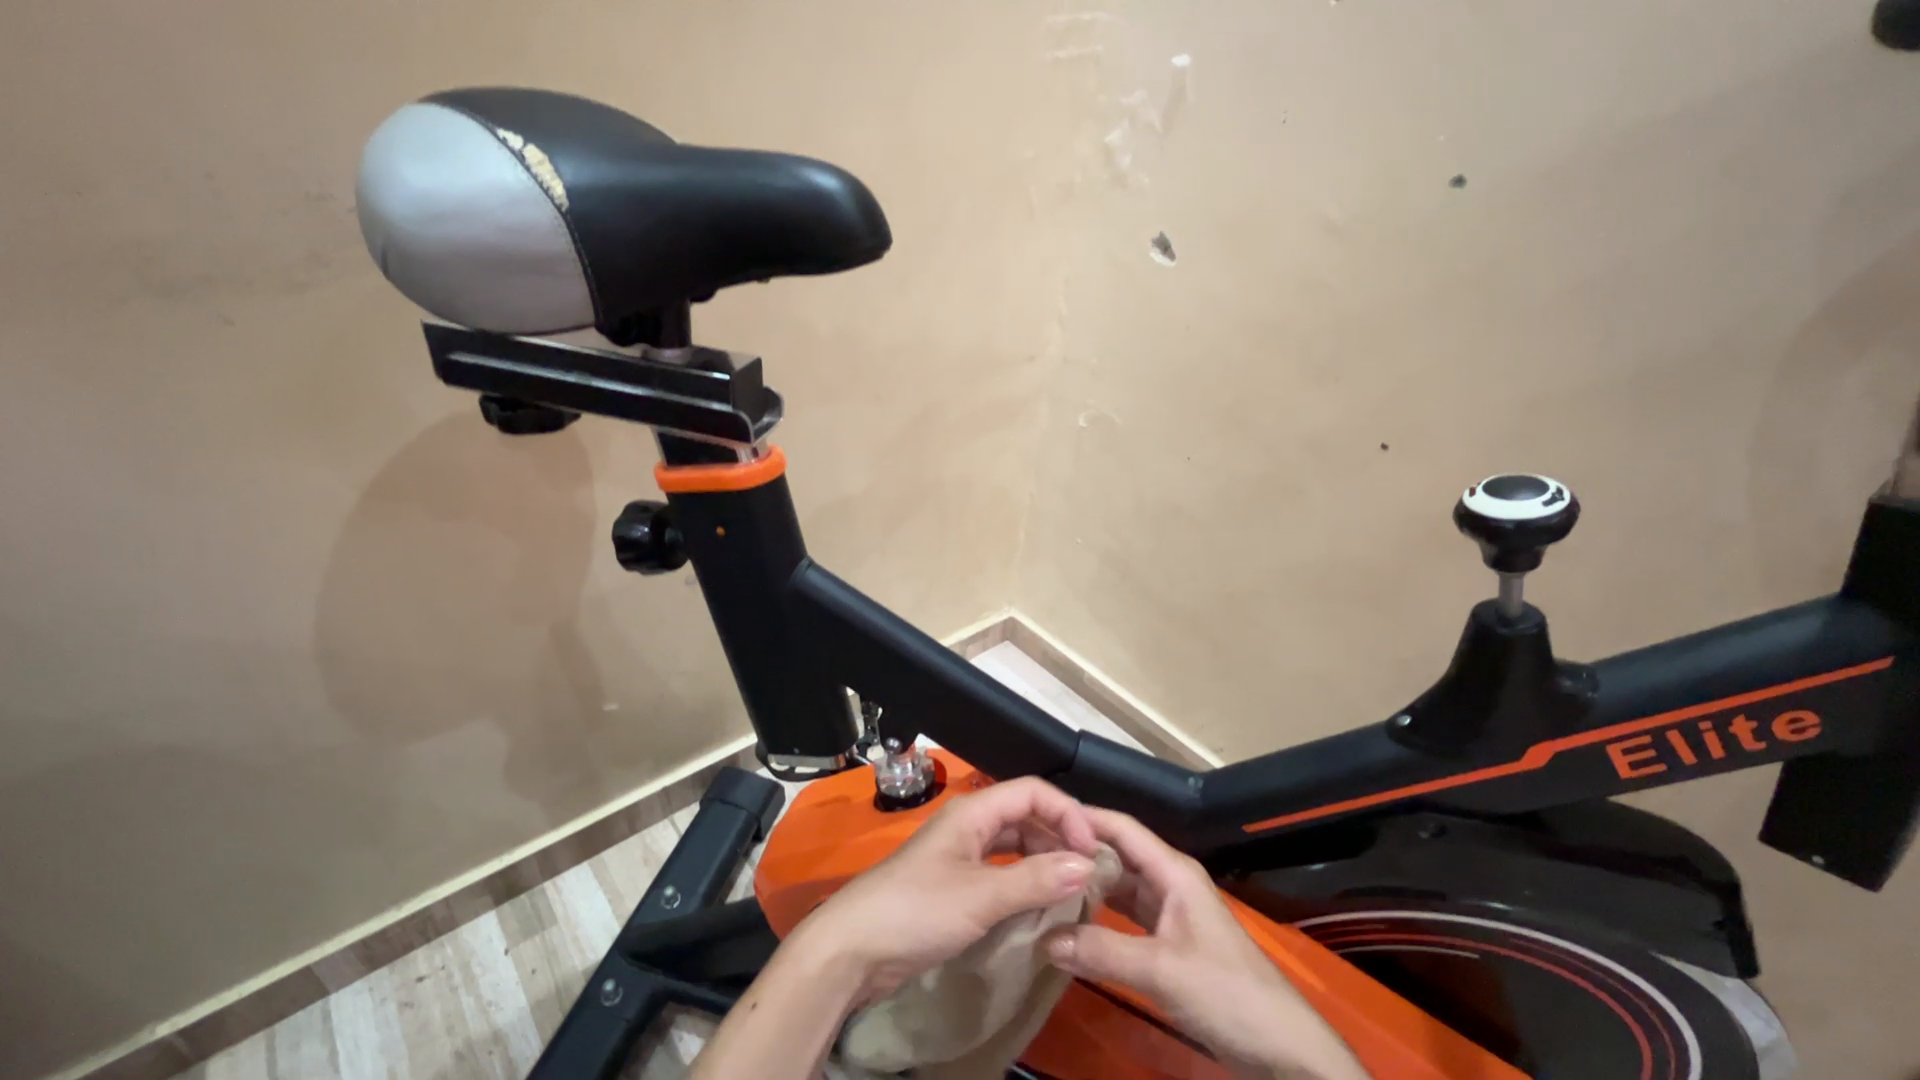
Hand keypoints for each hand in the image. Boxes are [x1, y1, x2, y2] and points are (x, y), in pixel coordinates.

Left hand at [789, 776, 1102, 1003]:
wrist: (852, 949)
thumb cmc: (916, 910)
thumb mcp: (981, 896)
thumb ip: (1035, 879)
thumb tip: (1088, 866)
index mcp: (972, 812)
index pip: (1033, 792)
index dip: (1068, 813)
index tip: (1093, 849)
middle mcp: (967, 826)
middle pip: (1025, 816)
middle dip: (1060, 836)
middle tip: (1092, 870)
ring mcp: (958, 856)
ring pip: (1013, 844)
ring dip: (1044, 859)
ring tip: (1074, 887)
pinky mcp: (952, 886)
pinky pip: (1000, 871)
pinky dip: (1024, 880)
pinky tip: (1041, 903)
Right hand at [1045, 808, 1369, 1079]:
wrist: (1281, 1047)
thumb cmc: (1228, 993)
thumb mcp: (1161, 970)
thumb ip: (1101, 951)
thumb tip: (1043, 938)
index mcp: (1173, 872)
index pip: (1122, 829)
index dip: (1082, 818)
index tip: (1037, 817)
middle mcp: (1169, 883)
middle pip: (1117, 856)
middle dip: (1076, 853)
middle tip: (1027, 855)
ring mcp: (1170, 913)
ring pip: (1119, 888)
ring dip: (1086, 886)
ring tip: (1041, 885)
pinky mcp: (1169, 943)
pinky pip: (1125, 918)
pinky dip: (1099, 917)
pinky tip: (1070, 925)